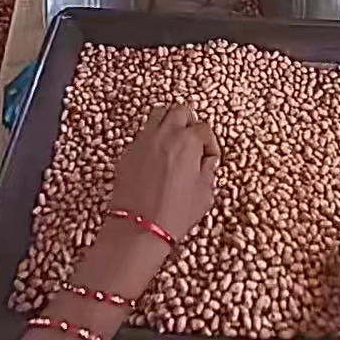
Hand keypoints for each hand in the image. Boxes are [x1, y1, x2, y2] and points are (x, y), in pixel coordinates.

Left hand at [110, 102, 220, 242]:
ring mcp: (143, 141)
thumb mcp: (205, 193)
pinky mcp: (128, 152)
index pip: (204, 128)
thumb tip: (206, 161)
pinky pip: (143, 134)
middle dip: (190, 122)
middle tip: (193, 141)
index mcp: (188, 142)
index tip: (209, 158)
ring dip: (169, 122)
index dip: (210, 144)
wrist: (139, 229)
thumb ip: (208, 169)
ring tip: (174, 141)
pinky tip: (157, 157)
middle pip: (180, 110)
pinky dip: (152, 138)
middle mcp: (165, 135)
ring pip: (158, 114)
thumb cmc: (174, 213)